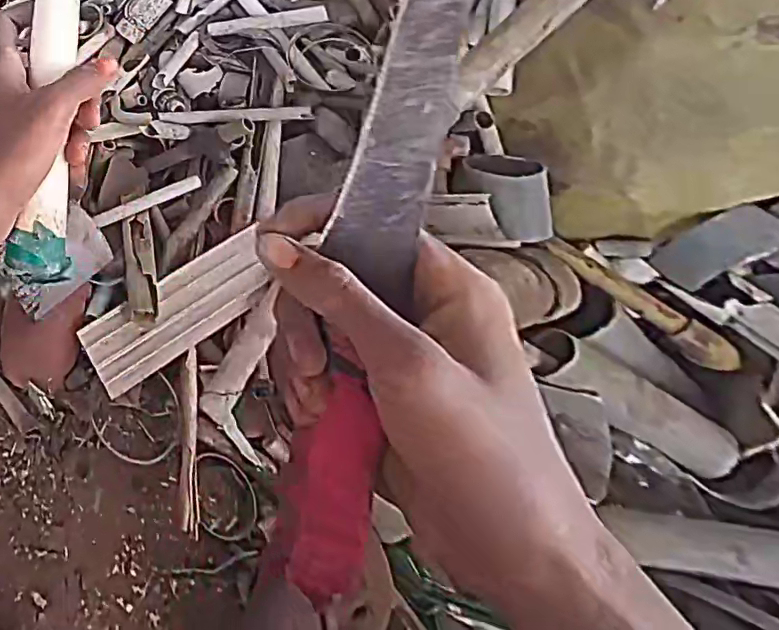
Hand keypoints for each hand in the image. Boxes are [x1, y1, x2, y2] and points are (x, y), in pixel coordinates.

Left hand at [0, 13, 116, 263]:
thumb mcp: (52, 111)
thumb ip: (81, 82)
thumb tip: (103, 65)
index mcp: (4, 69)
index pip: (14, 22)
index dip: (38, 12)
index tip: (65, 14)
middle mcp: (7, 91)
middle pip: (52, 71)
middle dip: (78, 90)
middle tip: (85, 105)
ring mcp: (14, 120)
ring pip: (58, 107)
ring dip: (76, 125)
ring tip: (73, 141)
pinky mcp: (21, 148)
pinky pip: (54, 137)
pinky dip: (66, 148)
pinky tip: (67, 162)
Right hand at [257, 195, 687, 629]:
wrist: (509, 556)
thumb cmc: (494, 462)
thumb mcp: (408, 364)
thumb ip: (338, 297)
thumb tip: (279, 247)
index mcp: (444, 286)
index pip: (365, 221)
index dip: (313, 224)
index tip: (269, 241)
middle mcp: (412, 309)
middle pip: (321, 276)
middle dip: (303, 319)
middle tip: (314, 360)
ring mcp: (384, 347)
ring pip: (308, 320)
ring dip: (301, 360)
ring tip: (323, 399)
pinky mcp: (364, 382)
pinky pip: (309, 360)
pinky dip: (304, 385)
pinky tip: (323, 413)